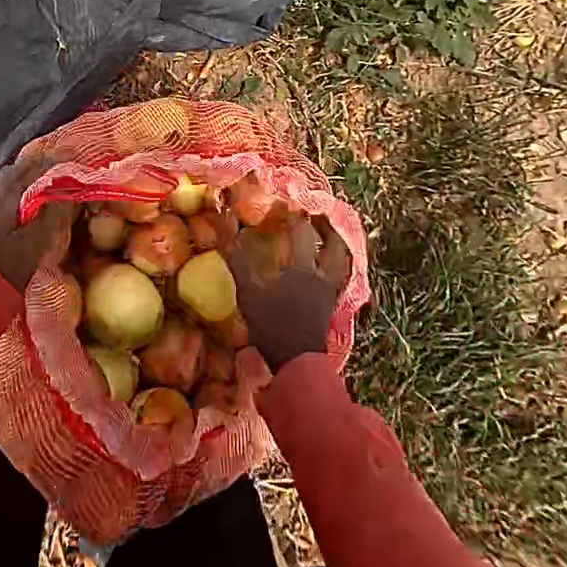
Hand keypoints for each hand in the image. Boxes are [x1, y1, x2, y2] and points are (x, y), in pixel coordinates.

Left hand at [0, 149, 70, 291]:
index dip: (52, 160)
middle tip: (58, 164)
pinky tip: (31, 202)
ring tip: (47, 180)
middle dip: (37, 164)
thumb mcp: (38, 238)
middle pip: (14, 172)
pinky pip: (5, 196)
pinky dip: (21, 191)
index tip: (71, 154)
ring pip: (8, 184)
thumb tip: (67, 191)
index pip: (29, 168)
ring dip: (27, 177)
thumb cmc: (10, 263)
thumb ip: (52, 211)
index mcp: (5, 197)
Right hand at [223, 214, 350, 370]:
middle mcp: (323, 275)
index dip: (293, 213)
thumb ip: (237, 258)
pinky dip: (337, 263)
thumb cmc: (271, 325)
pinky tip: (327, 264)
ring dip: (336, 243)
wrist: (297, 363)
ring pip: (343, 260)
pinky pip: (341, 276)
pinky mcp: (332, 305)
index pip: (303, 230)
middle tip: (314, 214)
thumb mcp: (249, 291)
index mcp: (304, 267)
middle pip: (334, 242)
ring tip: (326, 234)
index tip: (283, 203)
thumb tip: (223, 225)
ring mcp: (331, 291)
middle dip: (325, 225)